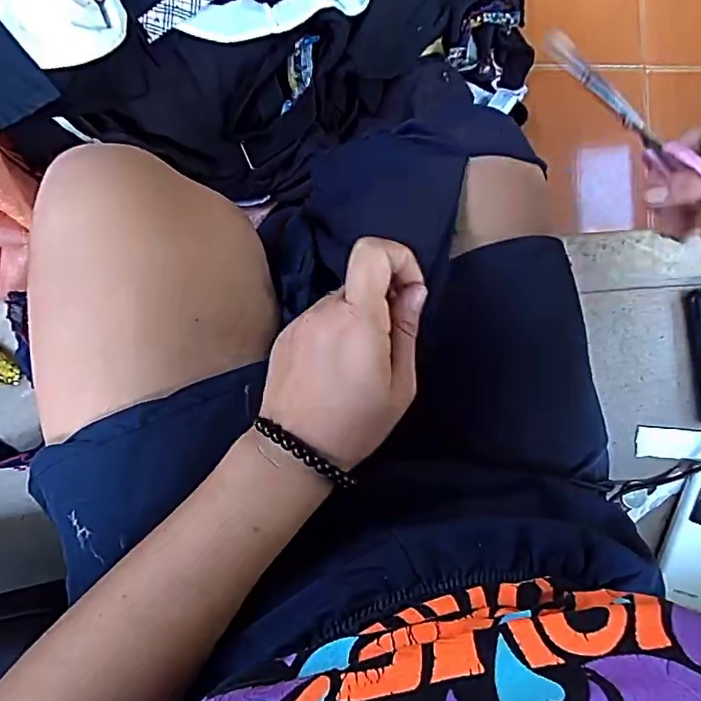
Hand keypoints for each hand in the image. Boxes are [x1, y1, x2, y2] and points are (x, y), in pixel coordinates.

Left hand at [260, 237, 426, 470]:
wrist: (294, 449)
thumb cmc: (357, 423)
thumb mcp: (400, 384)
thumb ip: (407, 329)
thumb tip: (414, 290)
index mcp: (357, 319)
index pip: (372, 251)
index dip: (399, 258)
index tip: (410, 291)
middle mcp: (325, 311)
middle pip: (361, 280)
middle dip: (383, 301)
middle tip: (389, 344)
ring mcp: (301, 321)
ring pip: (341, 301)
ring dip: (358, 319)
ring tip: (359, 366)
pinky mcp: (286, 334)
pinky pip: (321, 319)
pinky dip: (336, 331)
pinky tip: (335, 370)